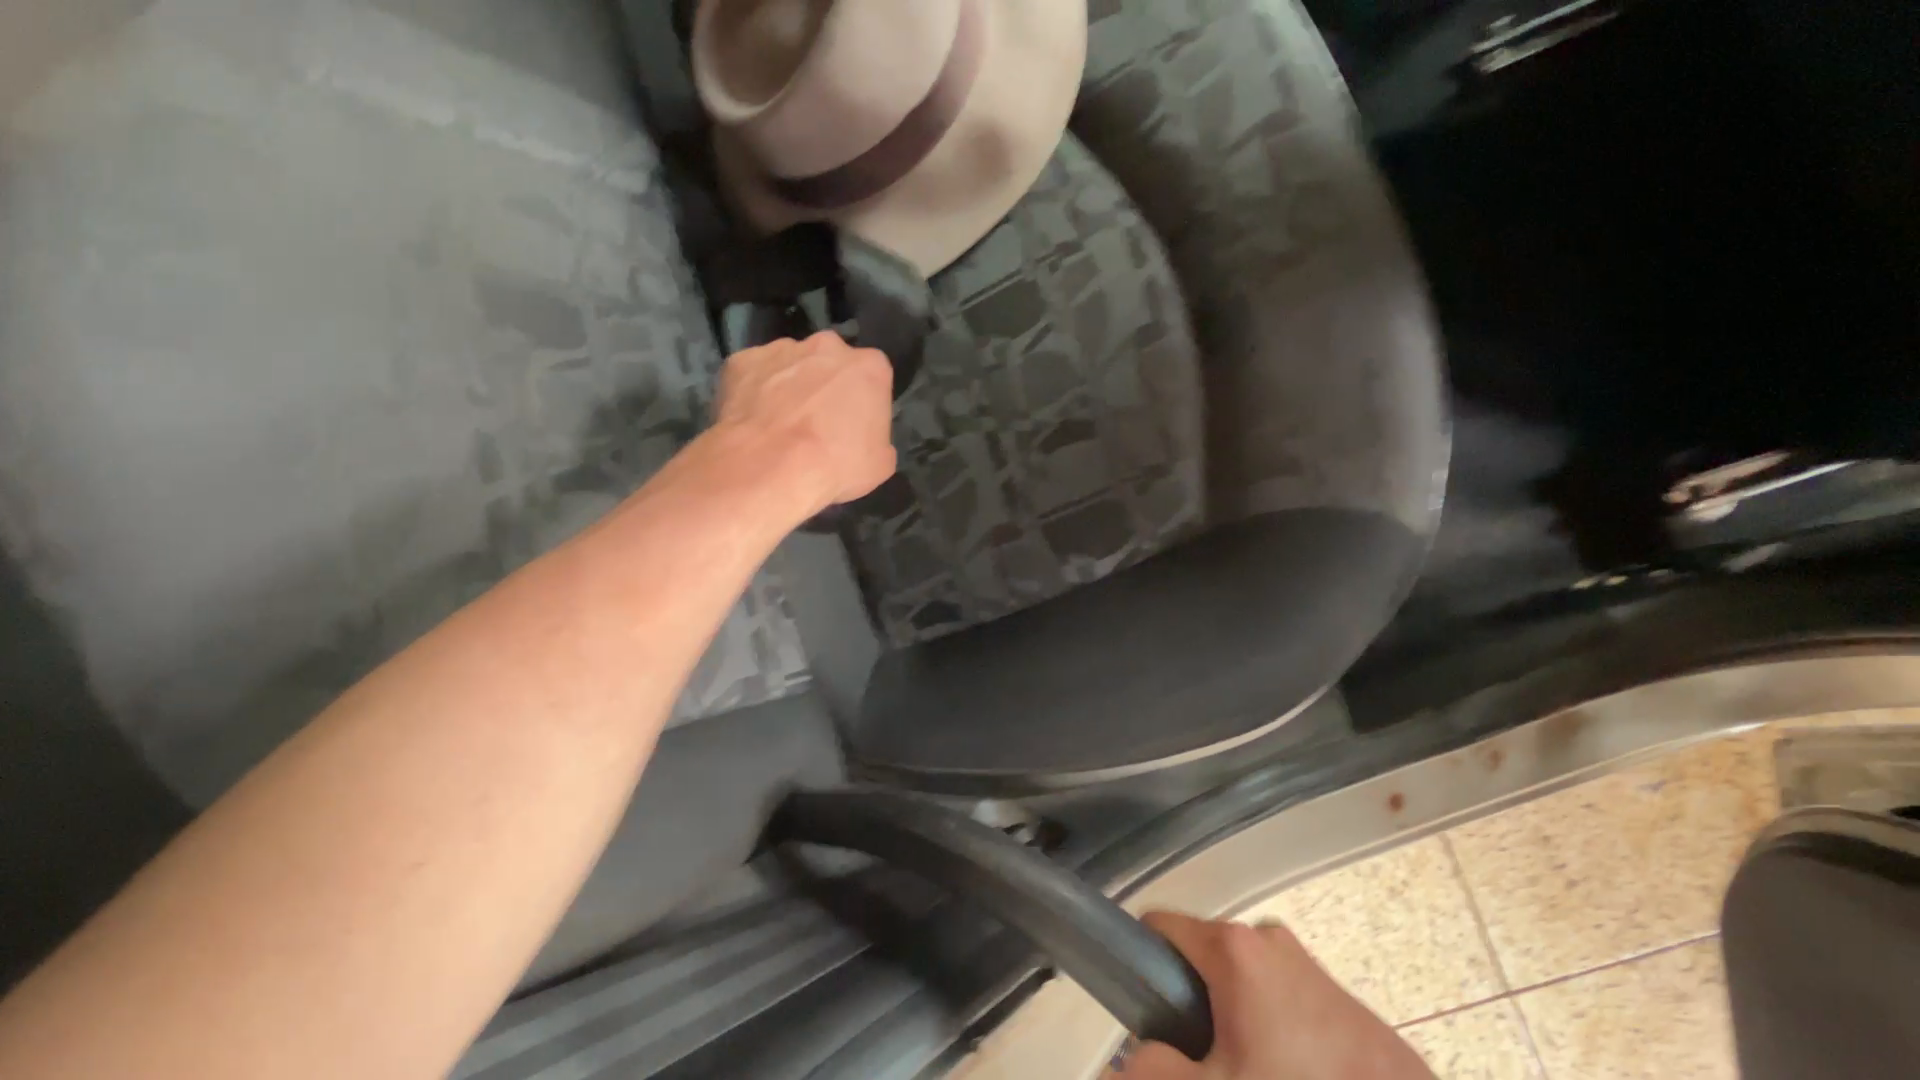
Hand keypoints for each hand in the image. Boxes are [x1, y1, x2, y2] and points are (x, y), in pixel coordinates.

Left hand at [708, 331, 896, 514]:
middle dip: (825, 384)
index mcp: (869, 367)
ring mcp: (782, 349)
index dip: (862, 402)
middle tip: (816, 422)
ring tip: (779, 424)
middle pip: (830, 362)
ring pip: (790, 364)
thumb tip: (864, 440)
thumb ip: (877, 439)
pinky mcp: (742, 360)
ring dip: (788, 386)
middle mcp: (827, 346)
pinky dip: (753, 391)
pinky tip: (752, 421)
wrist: (769, 466)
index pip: (871, 377)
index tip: (853, 425)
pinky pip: (752, 373)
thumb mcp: (879, 464)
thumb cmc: (835, 465)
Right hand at [1111, 913, 1434, 1079]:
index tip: (1145, 1016)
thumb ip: (1149, 1069)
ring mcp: (1310, 965)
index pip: (1156, 926)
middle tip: (1204, 1064)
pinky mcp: (1342, 998)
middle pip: (1200, 962)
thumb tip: (1132, 1059)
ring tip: (1248, 1072)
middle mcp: (1269, 939)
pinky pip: (1283, 1004)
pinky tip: (1290, 1075)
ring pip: (1242, 986)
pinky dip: (1274, 1034)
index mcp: (1233, 947)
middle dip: (1190, 1009)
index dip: (1138, 966)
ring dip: (1234, 1025)